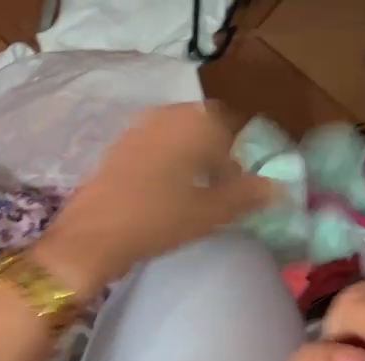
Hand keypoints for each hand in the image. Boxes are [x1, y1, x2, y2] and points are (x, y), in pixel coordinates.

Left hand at [34, 103, 274, 292]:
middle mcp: (164, 116)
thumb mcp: (206, 213)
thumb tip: (277, 187)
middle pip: (199, 133)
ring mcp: (133, 133)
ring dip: (182, 165)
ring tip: (182, 201)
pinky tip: (153, 201)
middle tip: (209, 196)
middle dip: (208, 160)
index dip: (233, 165)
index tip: (232, 194)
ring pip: (171, 143)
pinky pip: (146, 156)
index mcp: (194, 120)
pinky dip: (156, 172)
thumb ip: (244, 196)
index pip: (228, 133)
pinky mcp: (110, 155)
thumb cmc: (153, 221)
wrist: (87, 240)